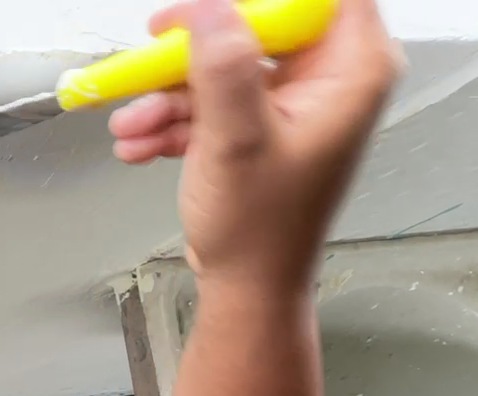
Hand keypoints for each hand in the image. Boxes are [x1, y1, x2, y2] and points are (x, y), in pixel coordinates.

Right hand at [108, 0, 399, 290]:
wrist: (245, 285)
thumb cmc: (257, 226)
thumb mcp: (237, 142)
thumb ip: (224, 70)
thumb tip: (204, 10)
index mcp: (351, 67)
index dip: (246, 2)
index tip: (186, 18)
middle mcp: (325, 78)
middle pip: (251, 35)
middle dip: (187, 64)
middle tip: (140, 76)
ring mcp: (287, 107)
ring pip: (220, 75)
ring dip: (165, 102)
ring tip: (127, 131)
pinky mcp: (255, 132)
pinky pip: (209, 110)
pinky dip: (170, 126)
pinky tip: (137, 146)